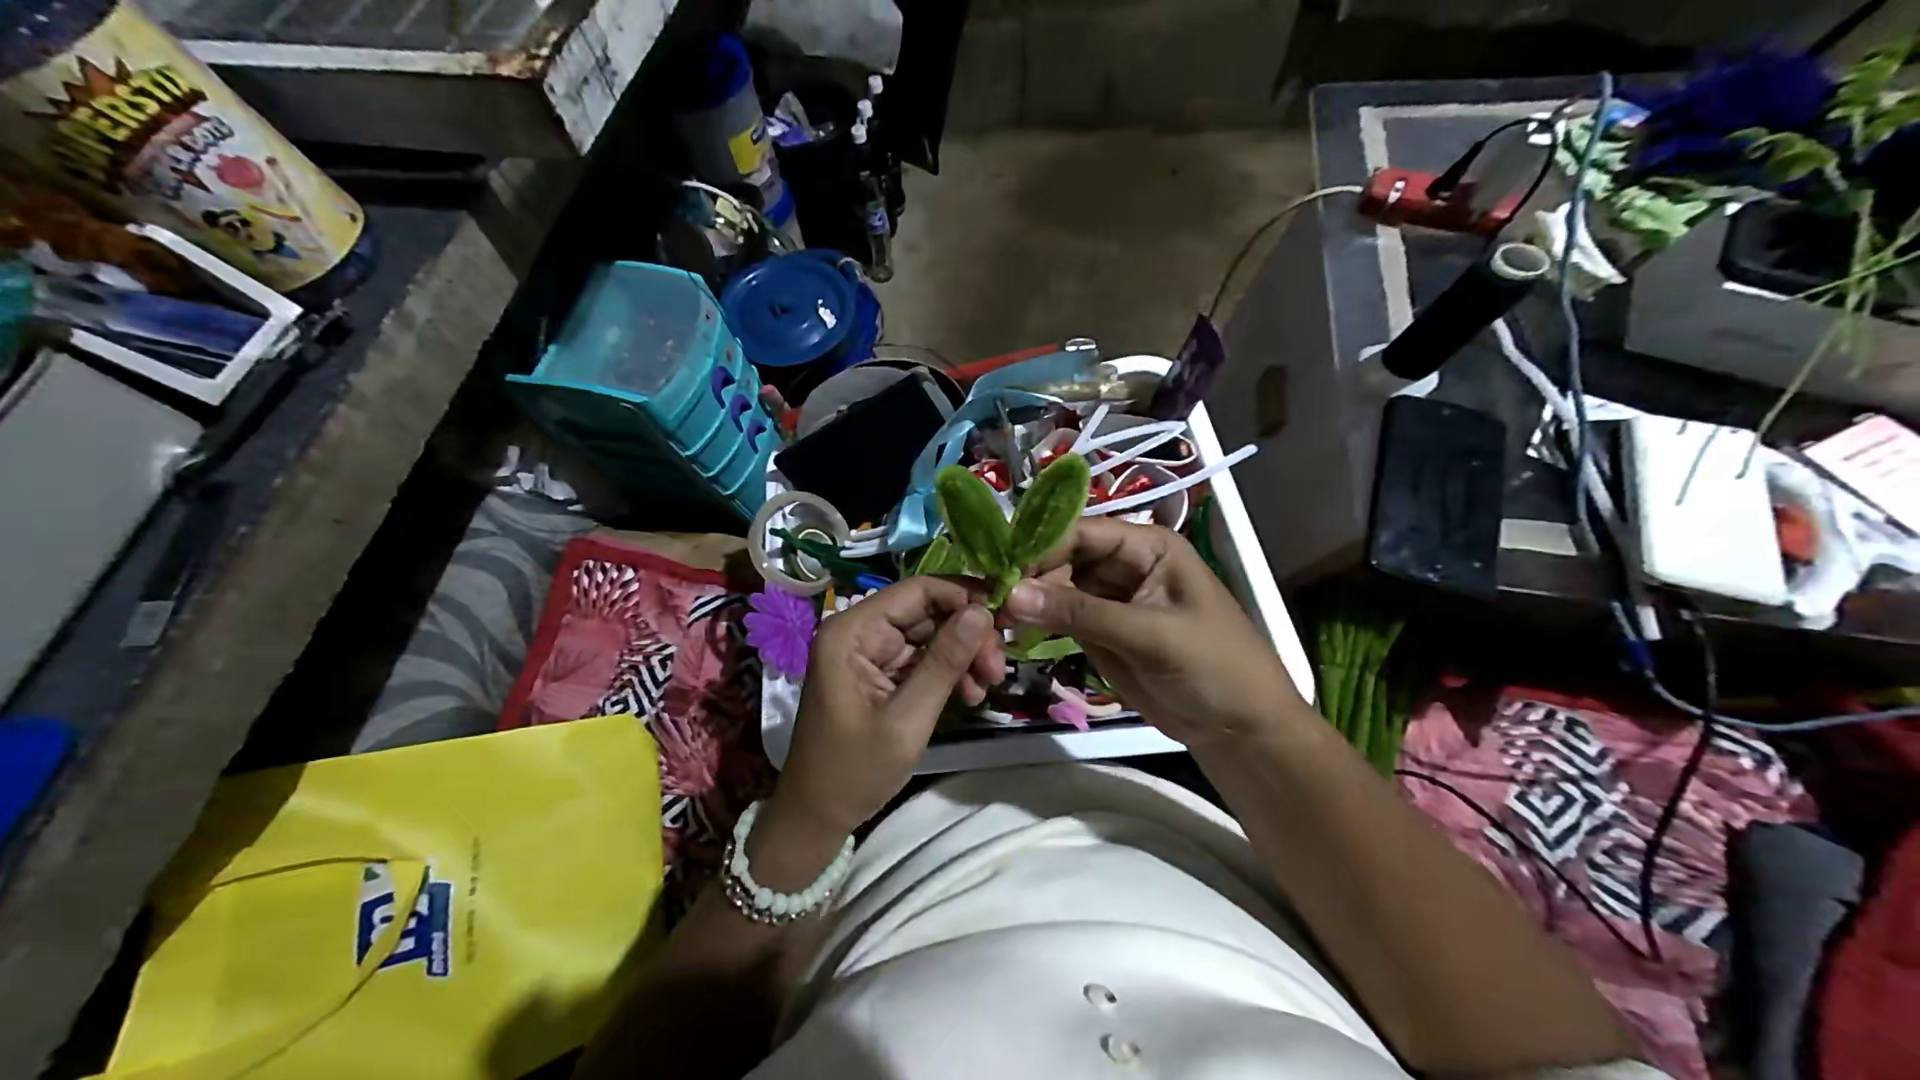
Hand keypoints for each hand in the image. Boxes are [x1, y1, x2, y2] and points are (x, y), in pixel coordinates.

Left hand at [772, 577, 1003, 839]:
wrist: (817, 815)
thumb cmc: (854, 769)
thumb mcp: (907, 718)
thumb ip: (944, 662)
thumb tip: (983, 612)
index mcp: (852, 631)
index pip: (917, 590)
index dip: (963, 597)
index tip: (1004, 623)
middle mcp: (860, 631)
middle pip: (928, 610)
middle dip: (968, 634)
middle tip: (998, 668)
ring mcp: (871, 652)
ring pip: (932, 634)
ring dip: (964, 655)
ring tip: (987, 686)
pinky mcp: (881, 673)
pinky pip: (924, 658)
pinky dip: (950, 672)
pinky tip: (971, 694)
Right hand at [1003, 519, 1306, 745]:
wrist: (1239, 729)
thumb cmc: (1213, 667)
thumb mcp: (1150, 635)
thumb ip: (1081, 613)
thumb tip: (1012, 594)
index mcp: (1148, 547)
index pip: (1083, 533)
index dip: (1040, 546)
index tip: (997, 567)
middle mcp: (1125, 565)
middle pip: (1064, 558)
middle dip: (1029, 576)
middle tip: (990, 599)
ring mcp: (1111, 599)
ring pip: (1057, 588)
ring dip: (1028, 601)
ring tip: (992, 617)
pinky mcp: (1101, 632)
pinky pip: (1061, 618)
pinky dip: (1037, 624)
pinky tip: (1009, 630)